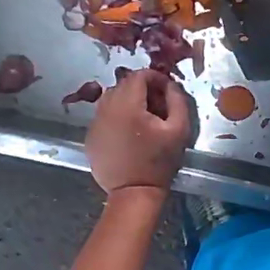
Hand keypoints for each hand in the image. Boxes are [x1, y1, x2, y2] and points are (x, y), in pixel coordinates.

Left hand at [86, 70, 192, 195]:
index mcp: (127, 105)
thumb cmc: (159, 162)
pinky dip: (116, 116)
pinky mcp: (90, 136)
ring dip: (128, 101)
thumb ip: (177, 100)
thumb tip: (170, 85)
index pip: (138, 75)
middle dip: (142, 89)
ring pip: (111, 98)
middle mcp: (106, 108)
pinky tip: (128, 133)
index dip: (155, 78)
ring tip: (143, 119)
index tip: (166, 90)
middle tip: (157, 105)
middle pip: (123, 85)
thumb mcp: (179, 130)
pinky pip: (103, 116)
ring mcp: (94, 122)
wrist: (134, 193)